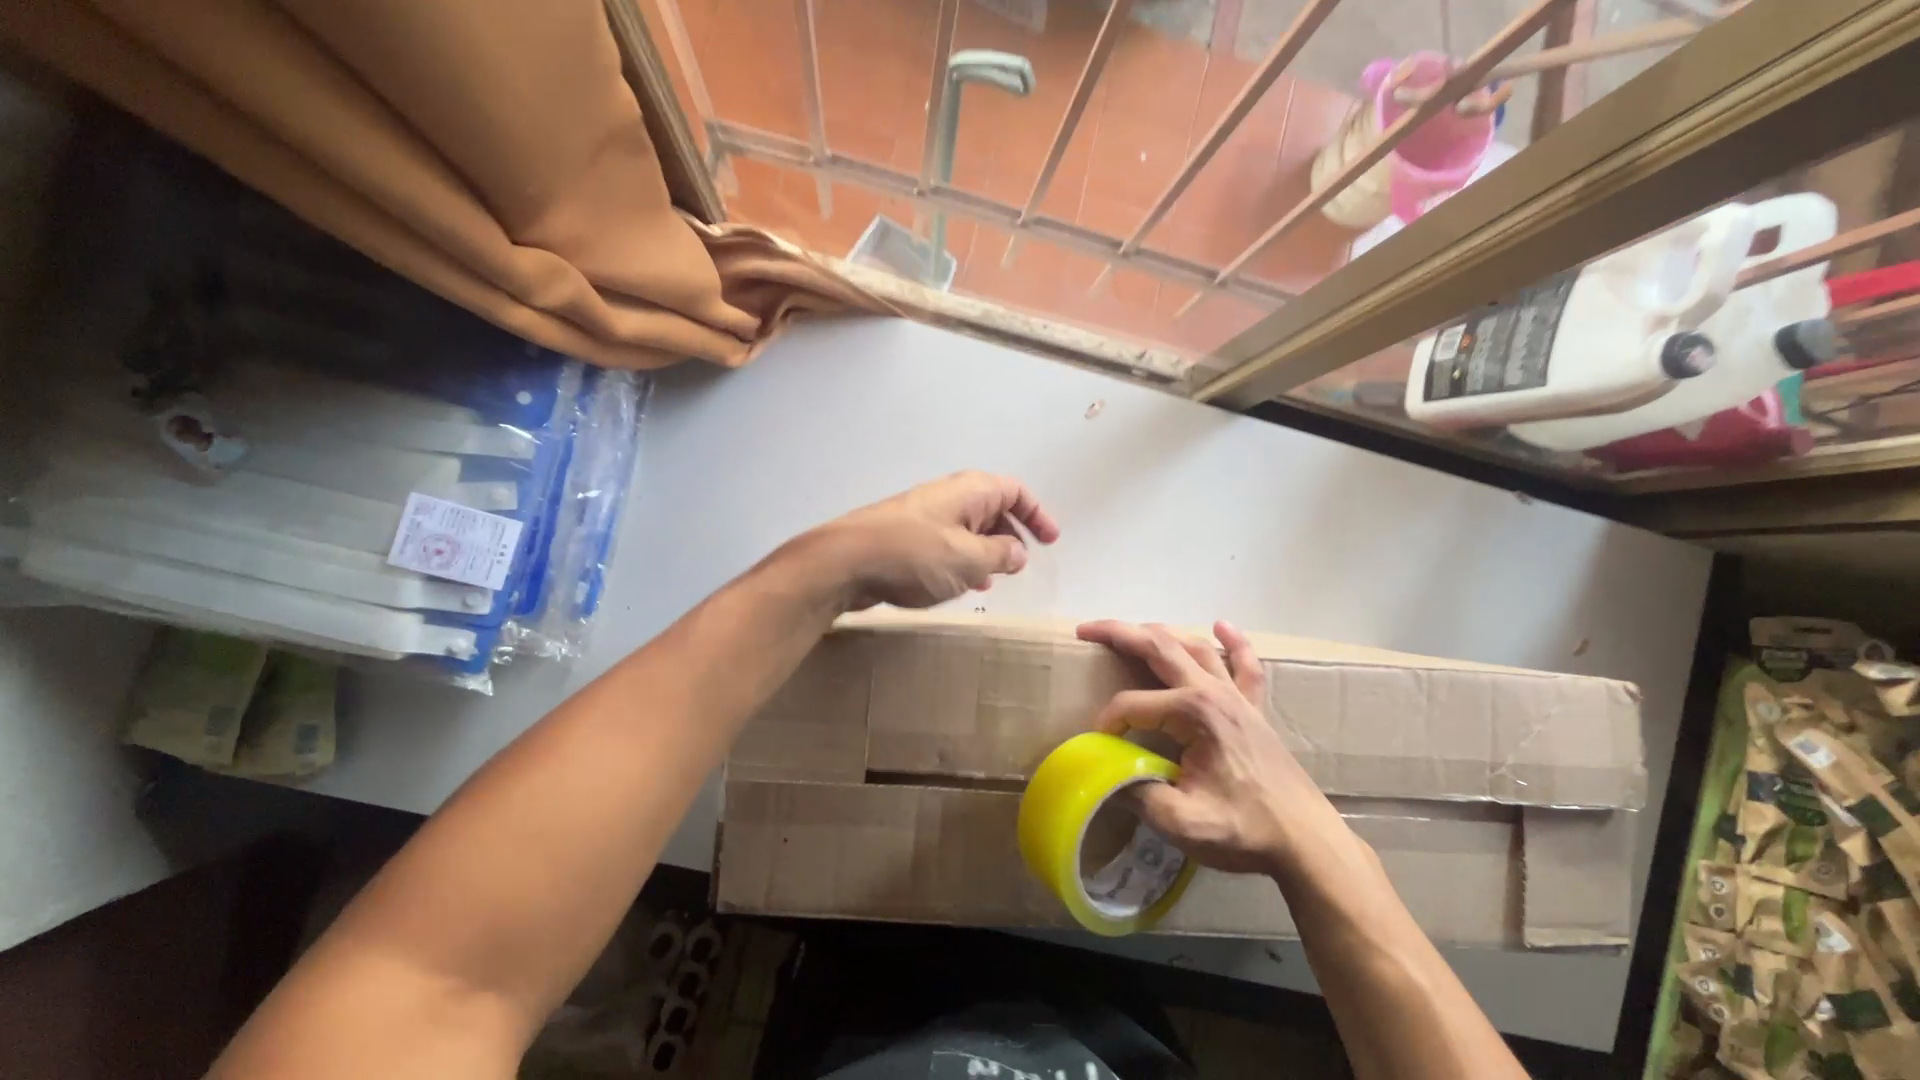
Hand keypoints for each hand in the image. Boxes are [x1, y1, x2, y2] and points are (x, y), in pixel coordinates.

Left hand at [810, 471, 1060, 610]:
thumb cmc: (915, 556)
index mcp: (970, 491)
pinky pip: (946, 546)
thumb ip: (1000, 555)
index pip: (1014, 491)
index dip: (1036, 514)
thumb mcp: (969, 559)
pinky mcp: (906, 540)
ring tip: (996, 579)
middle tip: (1023, 562)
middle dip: (1011, 534)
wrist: (845, 562)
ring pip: (967, 530)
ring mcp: (924, 518)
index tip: (1050, 541)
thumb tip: (1018, 552)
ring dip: (986, 551)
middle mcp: (948, 498)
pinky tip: (962, 586)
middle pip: (991, 508)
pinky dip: (962, 562)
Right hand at [1075, 620, 1350, 879]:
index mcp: (1193, 713)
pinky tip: (1222, 625)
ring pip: (1196, 647)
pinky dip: (1234, 642)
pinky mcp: (1256, 710)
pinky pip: (1246, 665)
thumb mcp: (1181, 821)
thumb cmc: (1244, 830)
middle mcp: (1215, 692)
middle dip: (1119, 634)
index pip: (1132, 703)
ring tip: (1133, 630)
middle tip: (1087, 630)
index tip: (1100, 749)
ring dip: (1162, 633)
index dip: (1108, 722)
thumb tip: (1107, 776)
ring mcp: (1239, 697)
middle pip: (1160, 648)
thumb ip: (1137, 793)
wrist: (1306, 842)